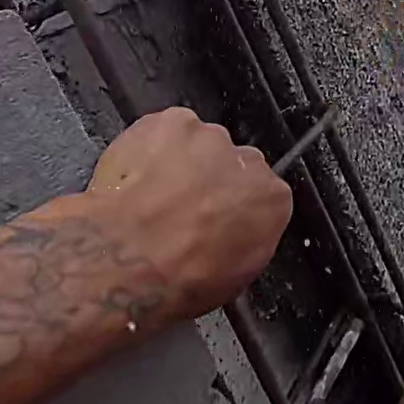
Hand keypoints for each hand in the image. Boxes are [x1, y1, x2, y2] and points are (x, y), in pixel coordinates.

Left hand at [81, 108, 292, 320]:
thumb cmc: (182, 279)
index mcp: (272, 200)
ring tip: (149, 194)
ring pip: (195, 144)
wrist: (131, 260)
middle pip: (231, 162)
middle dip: (209, 179)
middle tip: (178, 207)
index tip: (213, 219)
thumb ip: (245, 238)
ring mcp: (207, 137)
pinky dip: (147, 147)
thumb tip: (230, 234)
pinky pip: (160, 131)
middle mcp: (248, 161)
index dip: (232, 206)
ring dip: (177, 162)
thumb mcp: (234, 278)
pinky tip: (133, 176)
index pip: (260, 193)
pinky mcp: (169, 123)